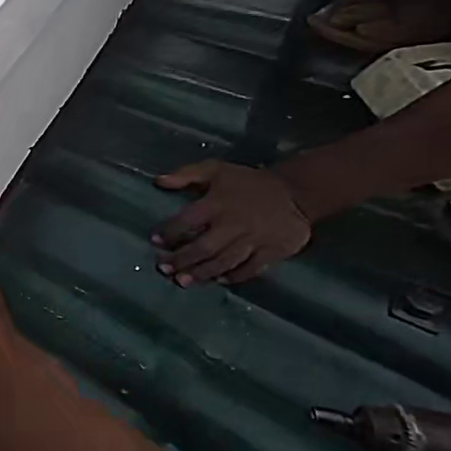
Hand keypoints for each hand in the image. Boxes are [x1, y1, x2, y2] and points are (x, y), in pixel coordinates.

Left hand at [152, 161, 312, 284]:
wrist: (294, 191)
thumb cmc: (247, 181)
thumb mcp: (215, 169)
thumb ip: (185, 175)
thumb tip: (158, 181)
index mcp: (217, 205)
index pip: (187, 221)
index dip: (170, 232)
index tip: (155, 241)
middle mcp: (233, 225)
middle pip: (204, 247)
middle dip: (182, 260)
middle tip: (164, 268)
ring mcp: (254, 241)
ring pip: (224, 261)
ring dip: (202, 273)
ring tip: (183, 281)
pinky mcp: (274, 252)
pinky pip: (251, 269)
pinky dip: (234, 276)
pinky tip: (218, 280)